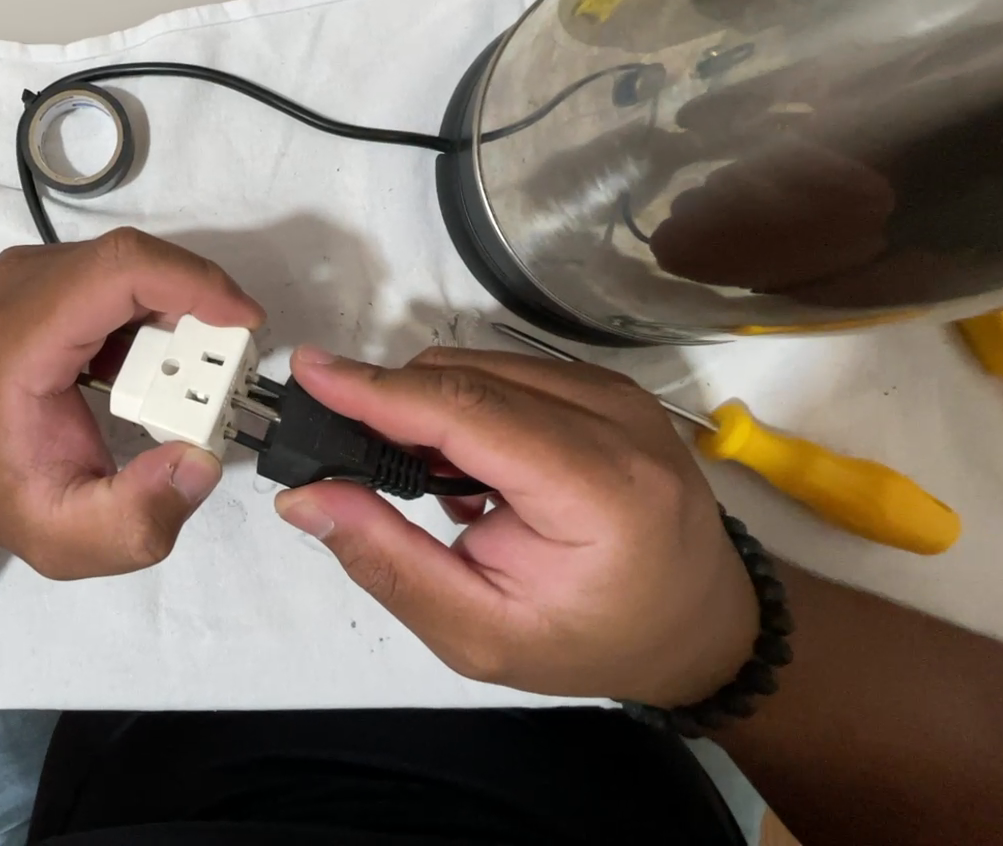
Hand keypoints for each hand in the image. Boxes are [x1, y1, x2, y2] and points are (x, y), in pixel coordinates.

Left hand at [0, 228, 263, 578]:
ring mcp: (26, 277)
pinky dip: (152, 310)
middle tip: (222, 372)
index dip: (193, 282)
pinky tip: (153, 364)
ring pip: (129, 264)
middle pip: (131, 262)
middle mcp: (17, 290)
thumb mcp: (67, 539)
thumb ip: (139, 517)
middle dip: (196, 307)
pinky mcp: (40, 280)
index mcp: (17, 342)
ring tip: (188, 377)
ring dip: (176, 311)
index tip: (245, 323)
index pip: (117, 271)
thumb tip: (202, 460)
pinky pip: (115, 275)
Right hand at [273, 346, 757, 707]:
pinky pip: (495, 368)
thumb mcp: (478, 632)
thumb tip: (303, 498)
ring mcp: (612, 392)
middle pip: (461, 377)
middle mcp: (615, 420)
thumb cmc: (590, 639)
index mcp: (600, 491)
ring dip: (418, 405)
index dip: (377, 390)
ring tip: (417, 473)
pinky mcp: (601, 384)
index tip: (307, 371)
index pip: (467, 414)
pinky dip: (453, 403)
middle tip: (343, 452)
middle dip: (384, 401)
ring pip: (471, 364)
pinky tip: (461, 459)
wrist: (698, 623)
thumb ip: (387, 562)